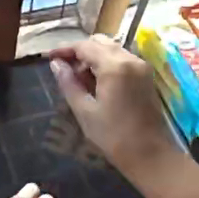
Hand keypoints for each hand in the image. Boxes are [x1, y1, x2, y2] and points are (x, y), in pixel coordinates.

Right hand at [48, 36, 187, 181]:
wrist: (150, 155)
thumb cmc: (113, 136)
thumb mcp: (84, 111)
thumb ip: (68, 83)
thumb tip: (55, 64)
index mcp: (115, 66)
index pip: (85, 46)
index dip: (65, 49)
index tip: (49, 57)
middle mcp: (130, 59)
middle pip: (100, 42)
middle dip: (80, 52)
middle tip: (64, 69)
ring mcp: (141, 66)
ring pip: (112, 49)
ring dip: (93, 57)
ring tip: (78, 78)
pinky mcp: (146, 76)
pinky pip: (122, 59)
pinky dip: (106, 63)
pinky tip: (96, 82)